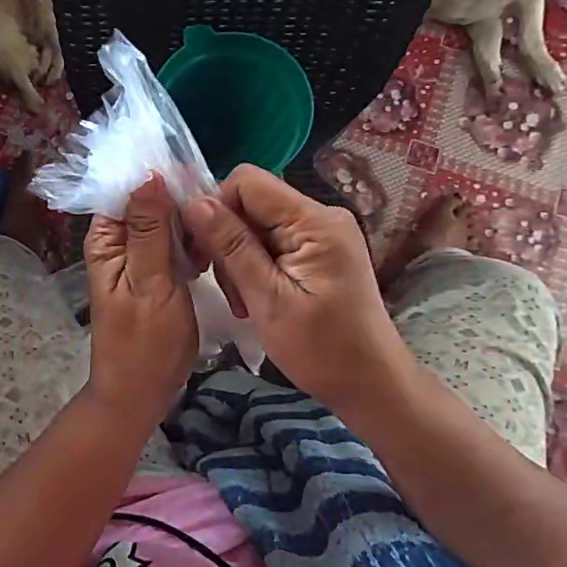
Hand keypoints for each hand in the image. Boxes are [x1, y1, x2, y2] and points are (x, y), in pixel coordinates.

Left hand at [85, 177, 198, 413]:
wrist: (141, 392)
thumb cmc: (144, 343)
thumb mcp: (150, 283)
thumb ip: (150, 230)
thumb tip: (149, 175)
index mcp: (108, 238)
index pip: (131, 188)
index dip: (164, 179)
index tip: (199, 177)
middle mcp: (120, 241)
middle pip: (153, 202)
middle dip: (183, 202)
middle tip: (217, 215)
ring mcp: (140, 257)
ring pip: (169, 222)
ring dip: (192, 224)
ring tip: (217, 236)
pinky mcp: (158, 272)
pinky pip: (177, 244)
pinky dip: (194, 244)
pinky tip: (212, 253)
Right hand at [182, 164, 412, 408]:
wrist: (371, 384)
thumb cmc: (321, 349)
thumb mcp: (268, 299)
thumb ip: (232, 247)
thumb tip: (194, 203)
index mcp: (314, 221)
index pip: (247, 182)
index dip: (215, 207)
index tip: (201, 250)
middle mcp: (321, 216)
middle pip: (251, 203)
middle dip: (226, 239)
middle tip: (224, 287)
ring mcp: (322, 233)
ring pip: (257, 225)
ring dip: (238, 258)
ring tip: (243, 302)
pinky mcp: (319, 252)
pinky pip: (273, 243)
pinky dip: (255, 267)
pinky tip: (255, 299)